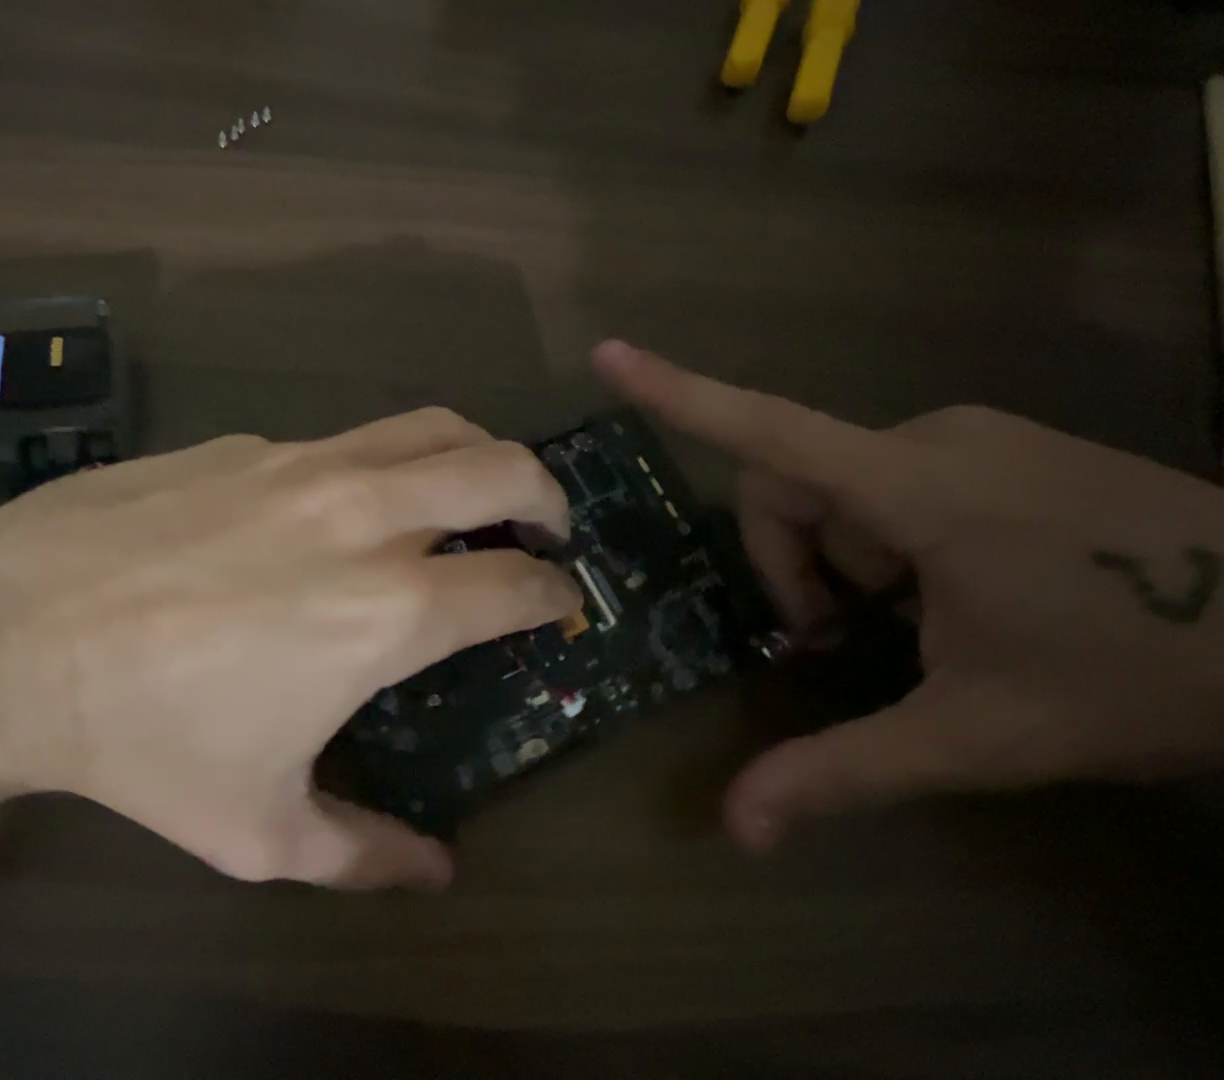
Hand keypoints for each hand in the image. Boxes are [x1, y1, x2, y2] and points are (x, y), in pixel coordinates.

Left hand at [0, 407, 580, 922]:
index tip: (560, 603)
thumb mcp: (257, 831)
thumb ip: (363, 854)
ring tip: (465, 496)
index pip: (516, 581)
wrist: (6, 639)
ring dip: (469, 456)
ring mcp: (293, 464)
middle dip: (544, 494)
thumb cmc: (139, 742)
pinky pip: (334, 441)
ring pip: (422, 427)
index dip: (554, 593)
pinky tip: (330, 513)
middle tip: (543, 529)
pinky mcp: (235, 444)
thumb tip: (436, 875)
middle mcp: (358, 517)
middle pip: (497, 465)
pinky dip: (370, 466)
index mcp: (383, 612)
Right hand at [592, 341, 1223, 851]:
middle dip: (792, 569)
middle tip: (838, 641)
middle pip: (791, 488)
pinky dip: (882, 540)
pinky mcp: (1005, 447)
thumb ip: (843, 771)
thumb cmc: (1147, 675)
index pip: (766, 432)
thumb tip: (737, 830)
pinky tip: (948, 589)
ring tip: (909, 625)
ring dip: (839, 562)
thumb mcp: (977, 736)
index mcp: (918, 490)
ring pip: (840, 489)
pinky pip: (892, 481)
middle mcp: (934, 439)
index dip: (677, 392)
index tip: (605, 355)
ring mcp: (975, 437)